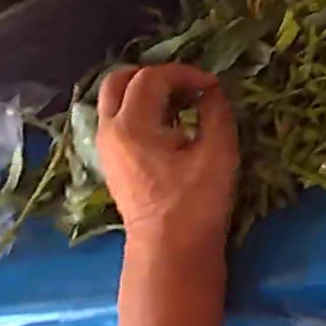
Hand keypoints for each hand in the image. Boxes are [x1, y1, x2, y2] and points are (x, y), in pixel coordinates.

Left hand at [97, 64, 238, 249]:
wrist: (171, 252)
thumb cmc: (196, 204)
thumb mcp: (218, 153)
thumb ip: (216, 113)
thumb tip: (212, 92)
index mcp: (132, 126)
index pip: (152, 78)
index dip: (185, 74)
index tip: (213, 86)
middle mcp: (110, 131)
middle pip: (119, 80)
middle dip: (156, 75)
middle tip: (188, 87)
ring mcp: (106, 147)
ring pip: (115, 100)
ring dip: (146, 92)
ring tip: (181, 104)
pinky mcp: (113, 161)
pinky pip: (118, 120)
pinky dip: (141, 111)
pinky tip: (170, 125)